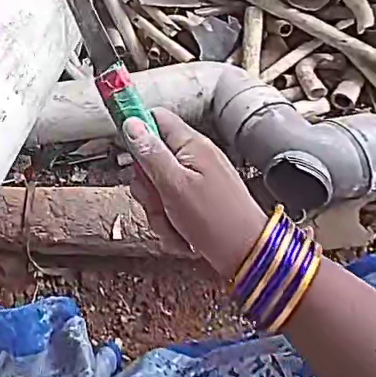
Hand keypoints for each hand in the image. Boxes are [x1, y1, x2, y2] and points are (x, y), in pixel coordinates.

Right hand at [123, 108, 268, 279]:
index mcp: (192, 145)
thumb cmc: (218, 222)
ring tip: (172, 221)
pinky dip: (168, 221)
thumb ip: (150, 153)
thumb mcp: (174, 185)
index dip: (135, 129)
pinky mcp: (195, 199)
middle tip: (156, 198)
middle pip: (148, 157)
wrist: (250, 258)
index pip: (155, 118)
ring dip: (156, 208)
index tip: (125, 149)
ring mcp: (195, 179)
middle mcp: (194, 158)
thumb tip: (131, 123)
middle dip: (145, 184)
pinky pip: (167, 204)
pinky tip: (180, 232)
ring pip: (155, 185)